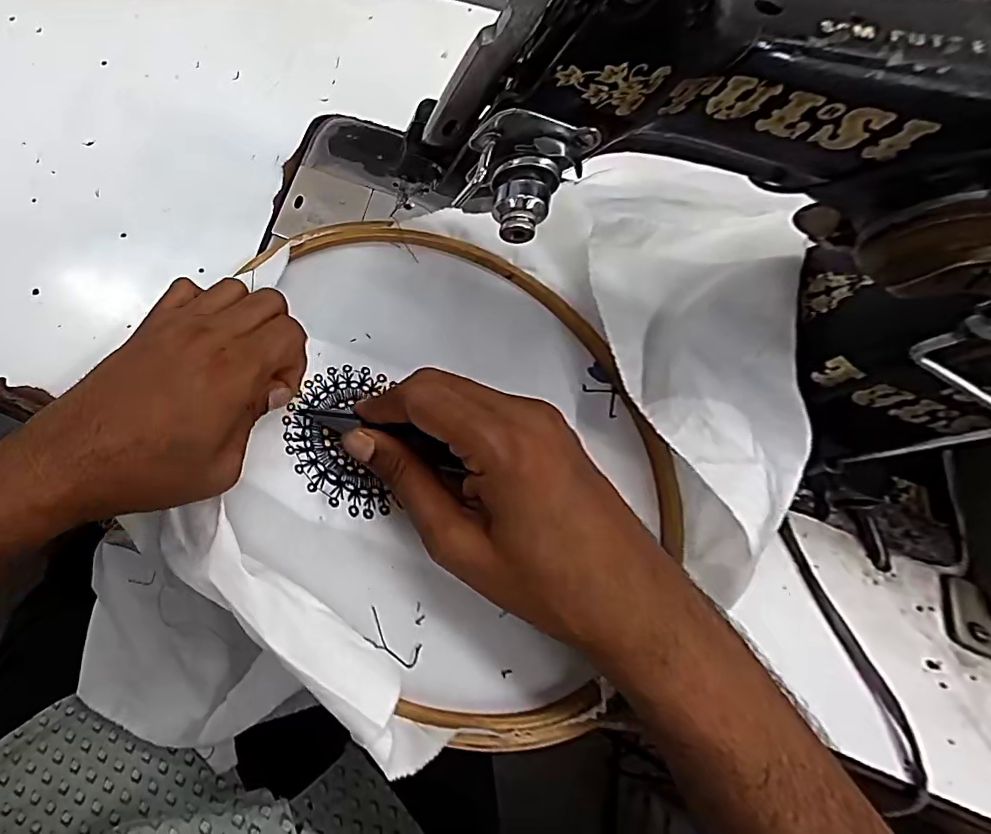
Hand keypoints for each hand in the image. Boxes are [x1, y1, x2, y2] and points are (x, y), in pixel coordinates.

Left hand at [0, 277, 306, 532]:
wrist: (80, 454)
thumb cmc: (138, 465)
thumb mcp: (219, 467)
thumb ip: (251, 423)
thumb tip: (261, 398)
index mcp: (232, 371)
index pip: (289, 333)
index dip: (294, 362)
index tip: (278, 389)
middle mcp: (206, 337)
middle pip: (268, 302)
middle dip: (278, 335)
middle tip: (264, 371)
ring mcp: (175, 326)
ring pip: (233, 288)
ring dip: (246, 315)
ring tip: (237, 351)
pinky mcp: (150, 326)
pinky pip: (187, 290)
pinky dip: (203, 303)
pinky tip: (200, 335)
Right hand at [342, 368, 693, 660]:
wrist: (637, 607)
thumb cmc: (552, 586)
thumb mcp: (457, 542)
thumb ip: (405, 480)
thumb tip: (363, 442)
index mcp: (504, 443)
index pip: (420, 397)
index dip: (378, 407)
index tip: (353, 427)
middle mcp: (526, 417)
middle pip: (437, 384)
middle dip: (396, 406)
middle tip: (372, 444)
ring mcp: (543, 420)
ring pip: (459, 390)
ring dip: (423, 413)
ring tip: (405, 457)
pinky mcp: (549, 430)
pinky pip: (484, 405)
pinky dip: (451, 419)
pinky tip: (444, 458)